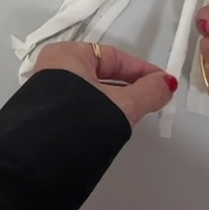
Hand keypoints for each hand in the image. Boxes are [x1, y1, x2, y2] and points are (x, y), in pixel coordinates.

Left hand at [30, 40, 178, 125]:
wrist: (41, 156)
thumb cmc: (80, 119)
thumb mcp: (121, 105)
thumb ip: (147, 92)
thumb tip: (167, 83)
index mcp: (67, 53)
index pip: (114, 56)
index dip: (141, 70)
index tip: (163, 83)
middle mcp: (54, 67)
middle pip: (102, 73)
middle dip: (130, 86)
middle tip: (154, 99)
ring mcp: (49, 91)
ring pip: (92, 91)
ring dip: (116, 100)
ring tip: (137, 113)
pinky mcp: (47, 113)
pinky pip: (80, 104)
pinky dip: (99, 110)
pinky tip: (111, 123)